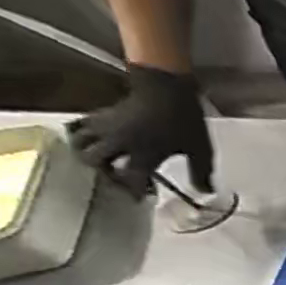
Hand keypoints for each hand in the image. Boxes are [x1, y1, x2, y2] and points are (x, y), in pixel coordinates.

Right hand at [68, 64, 213, 196]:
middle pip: (96, 162)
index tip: (140, 197)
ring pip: (81, 144)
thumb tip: (206, 192)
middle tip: (122, 177)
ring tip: (107, 162)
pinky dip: (80, 136)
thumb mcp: (199, 149)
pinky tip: (95, 143)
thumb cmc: (185, 120)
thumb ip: (200, 172)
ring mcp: (106, 127)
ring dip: (89, 155)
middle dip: (106, 174)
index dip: (133, 192)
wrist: (167, 87)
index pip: (131, 181)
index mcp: (144, 155)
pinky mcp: (101, 115)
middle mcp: (119, 143)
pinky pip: (79, 126)